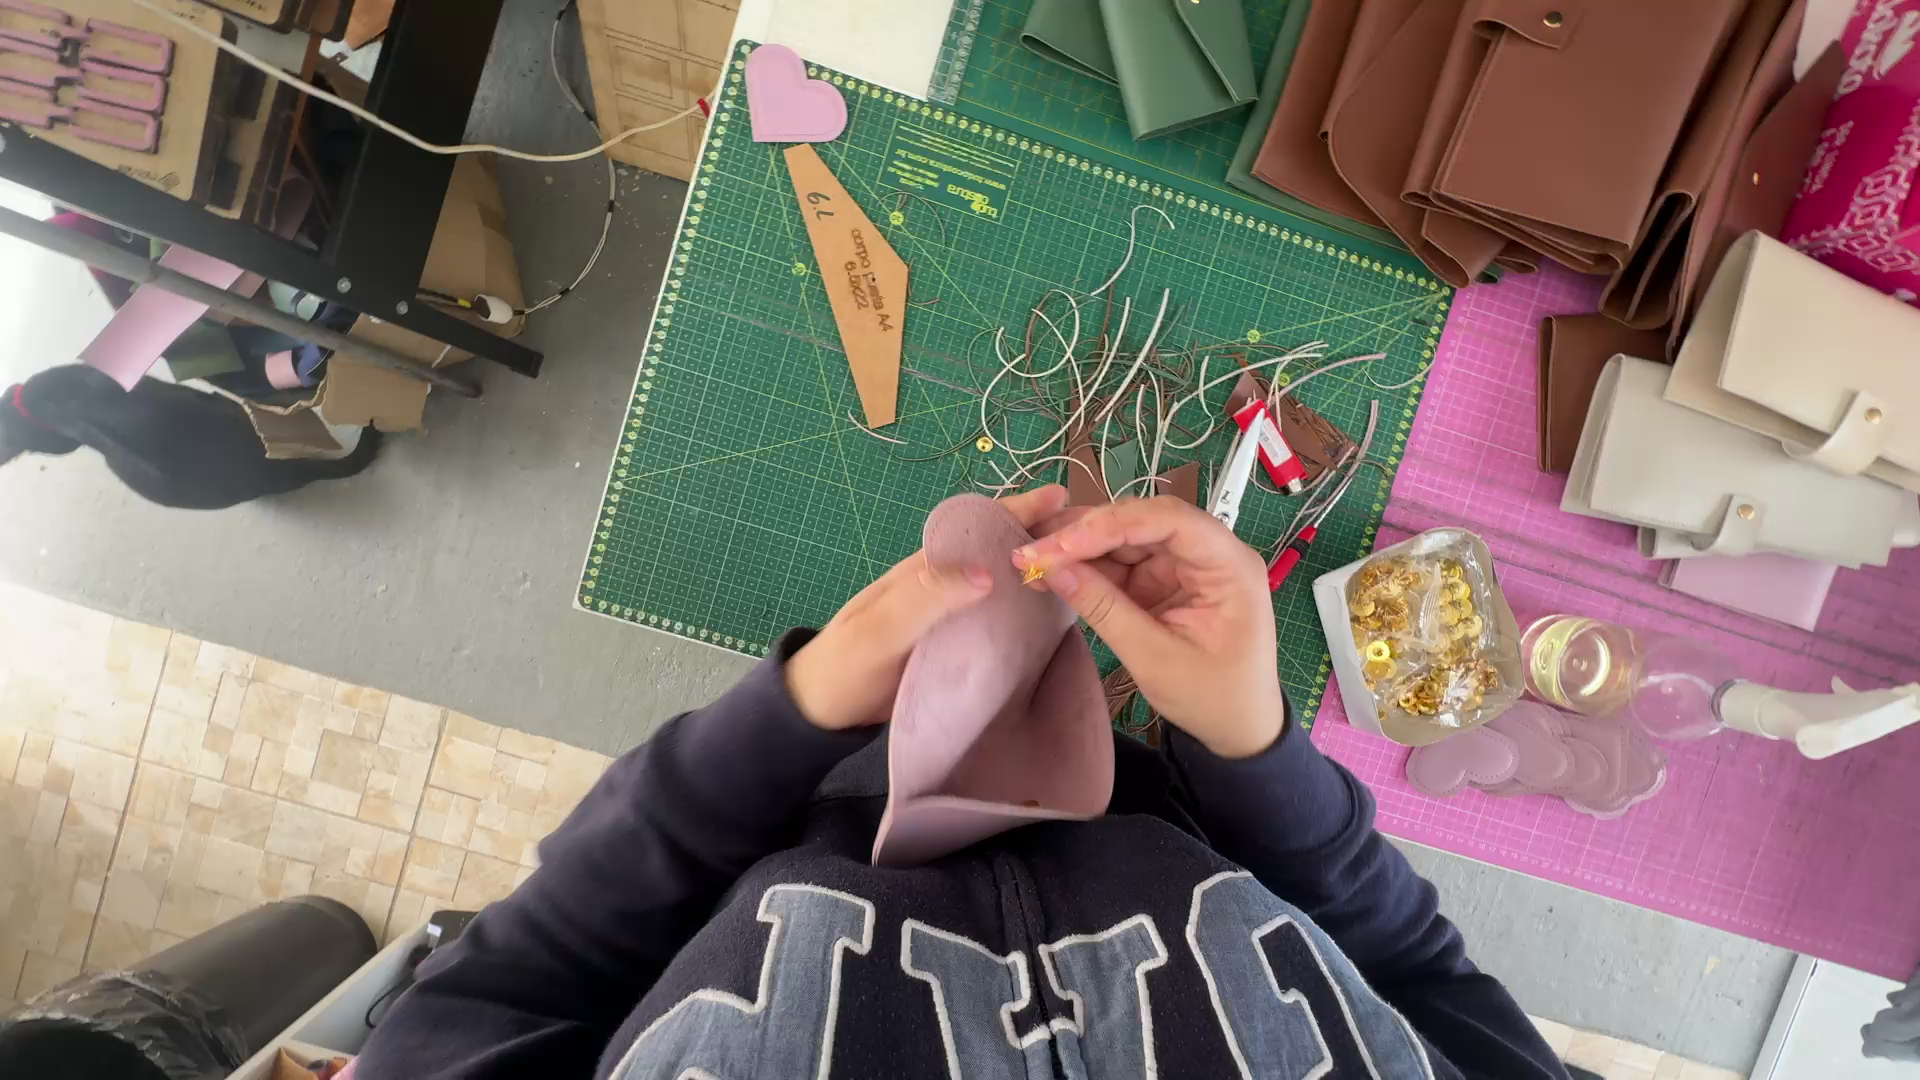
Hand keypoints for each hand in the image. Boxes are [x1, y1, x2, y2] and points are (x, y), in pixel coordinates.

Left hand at [786, 484, 1071, 730]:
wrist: (825, 713)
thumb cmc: (844, 664)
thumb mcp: (879, 628)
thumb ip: (925, 598)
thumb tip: (988, 573)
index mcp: (926, 570)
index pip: (978, 528)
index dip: (1018, 511)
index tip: (1061, 499)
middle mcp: (946, 588)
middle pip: (1001, 554)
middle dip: (1045, 540)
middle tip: (1097, 537)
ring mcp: (954, 619)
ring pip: (1007, 589)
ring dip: (1044, 577)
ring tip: (1093, 575)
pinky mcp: (959, 650)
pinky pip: (1002, 626)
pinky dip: (1031, 618)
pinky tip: (1058, 623)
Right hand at [1013, 497, 1284, 757]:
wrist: (1237, 727)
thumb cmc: (1213, 698)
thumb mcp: (1156, 658)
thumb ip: (1105, 609)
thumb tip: (1052, 569)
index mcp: (1229, 565)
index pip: (1169, 521)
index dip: (1113, 524)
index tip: (1063, 545)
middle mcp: (1207, 551)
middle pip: (1140, 522)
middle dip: (1084, 533)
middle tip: (1032, 550)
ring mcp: (1181, 563)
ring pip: (1122, 536)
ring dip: (1076, 545)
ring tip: (1031, 556)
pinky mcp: (1160, 577)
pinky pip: (1117, 559)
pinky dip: (1083, 564)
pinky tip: (1049, 569)